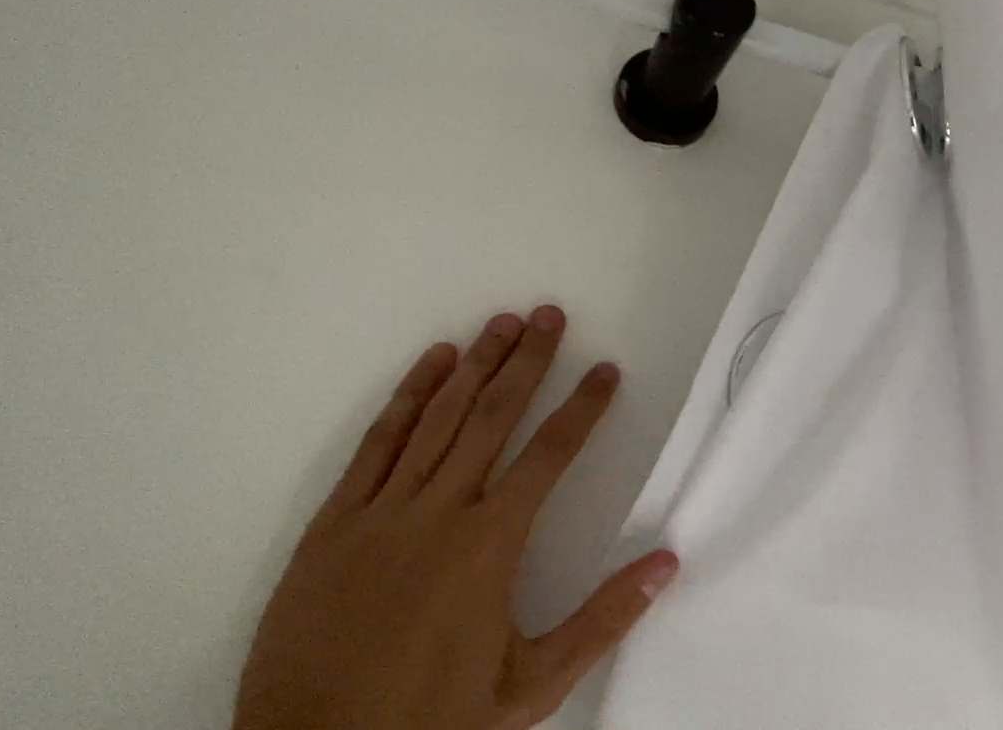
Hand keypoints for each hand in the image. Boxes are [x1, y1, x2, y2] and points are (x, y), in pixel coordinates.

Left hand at [234, 306, 677, 729]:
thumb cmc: (432, 724)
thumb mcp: (533, 685)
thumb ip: (604, 619)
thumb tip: (668, 562)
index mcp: (489, 545)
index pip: (550, 454)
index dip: (583, 407)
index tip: (605, 370)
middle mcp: (439, 512)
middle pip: (493, 417)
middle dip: (527, 361)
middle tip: (550, 314)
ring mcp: (381, 513)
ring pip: (437, 419)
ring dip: (475, 366)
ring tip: (502, 322)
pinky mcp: (334, 524)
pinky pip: (376, 445)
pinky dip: (406, 398)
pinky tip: (430, 365)